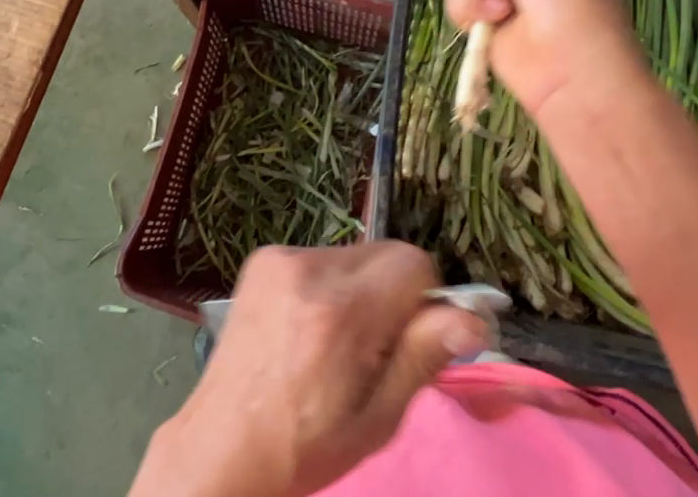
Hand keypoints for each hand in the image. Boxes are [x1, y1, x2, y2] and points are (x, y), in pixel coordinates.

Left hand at [129, 244, 488, 496]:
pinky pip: (321, 258)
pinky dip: (328, 285)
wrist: (224, 444)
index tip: (410, 339)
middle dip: (393, 293)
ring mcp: (279, 258)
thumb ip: (423, 356)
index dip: (425, 300)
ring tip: (335, 341)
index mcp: (341, 310)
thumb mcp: (378, 418)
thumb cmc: (307, 444)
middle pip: (385, 253)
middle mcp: (308, 268)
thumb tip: (474, 318)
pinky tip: (309, 326)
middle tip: (373, 347)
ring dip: (361, 288)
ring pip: (355, 256)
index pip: (414, 261)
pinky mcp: (261, 258)